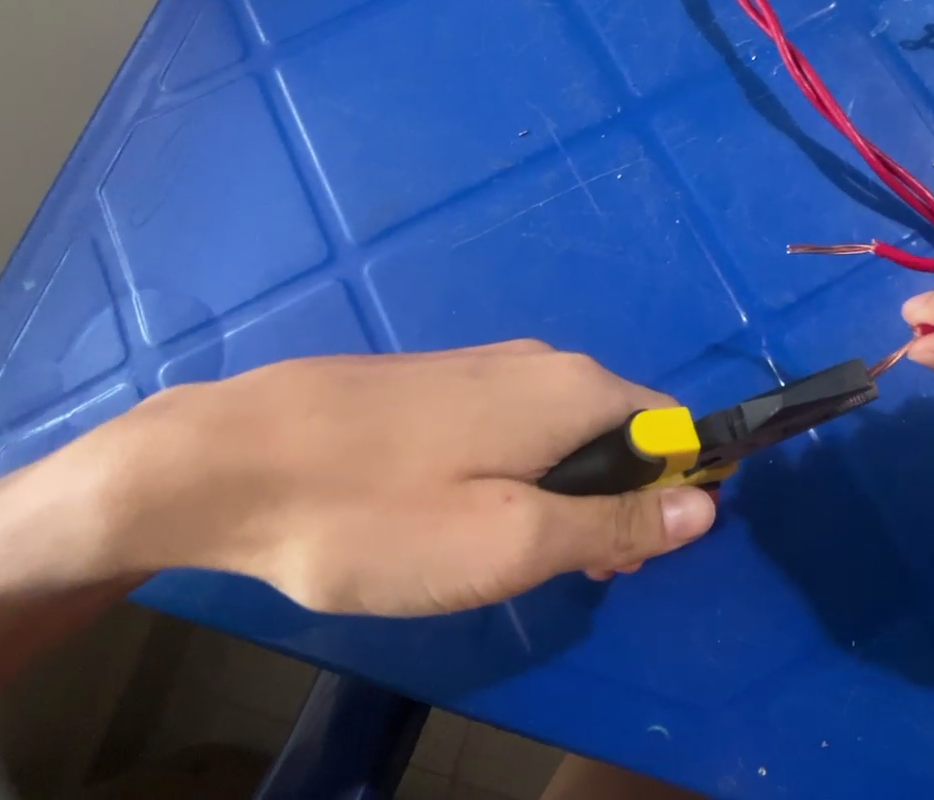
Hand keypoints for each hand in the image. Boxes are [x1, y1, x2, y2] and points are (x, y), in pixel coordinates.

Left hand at [77, 342, 717, 616]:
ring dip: (564, 496)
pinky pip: (517, 429)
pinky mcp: (446, 382)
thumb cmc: (380, 513)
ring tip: (502, 554)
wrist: (228, 461)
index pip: (674, 429)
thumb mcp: (514, 541)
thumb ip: (617, 523)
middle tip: (563, 569)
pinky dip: (518, 475)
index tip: (631, 554)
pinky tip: (459, 515)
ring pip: (566, 435)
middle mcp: (548, 364)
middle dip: (615, 503)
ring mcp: (491, 367)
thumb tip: (705, 504)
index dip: (673, 492)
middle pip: (623, 433)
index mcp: (579, 390)